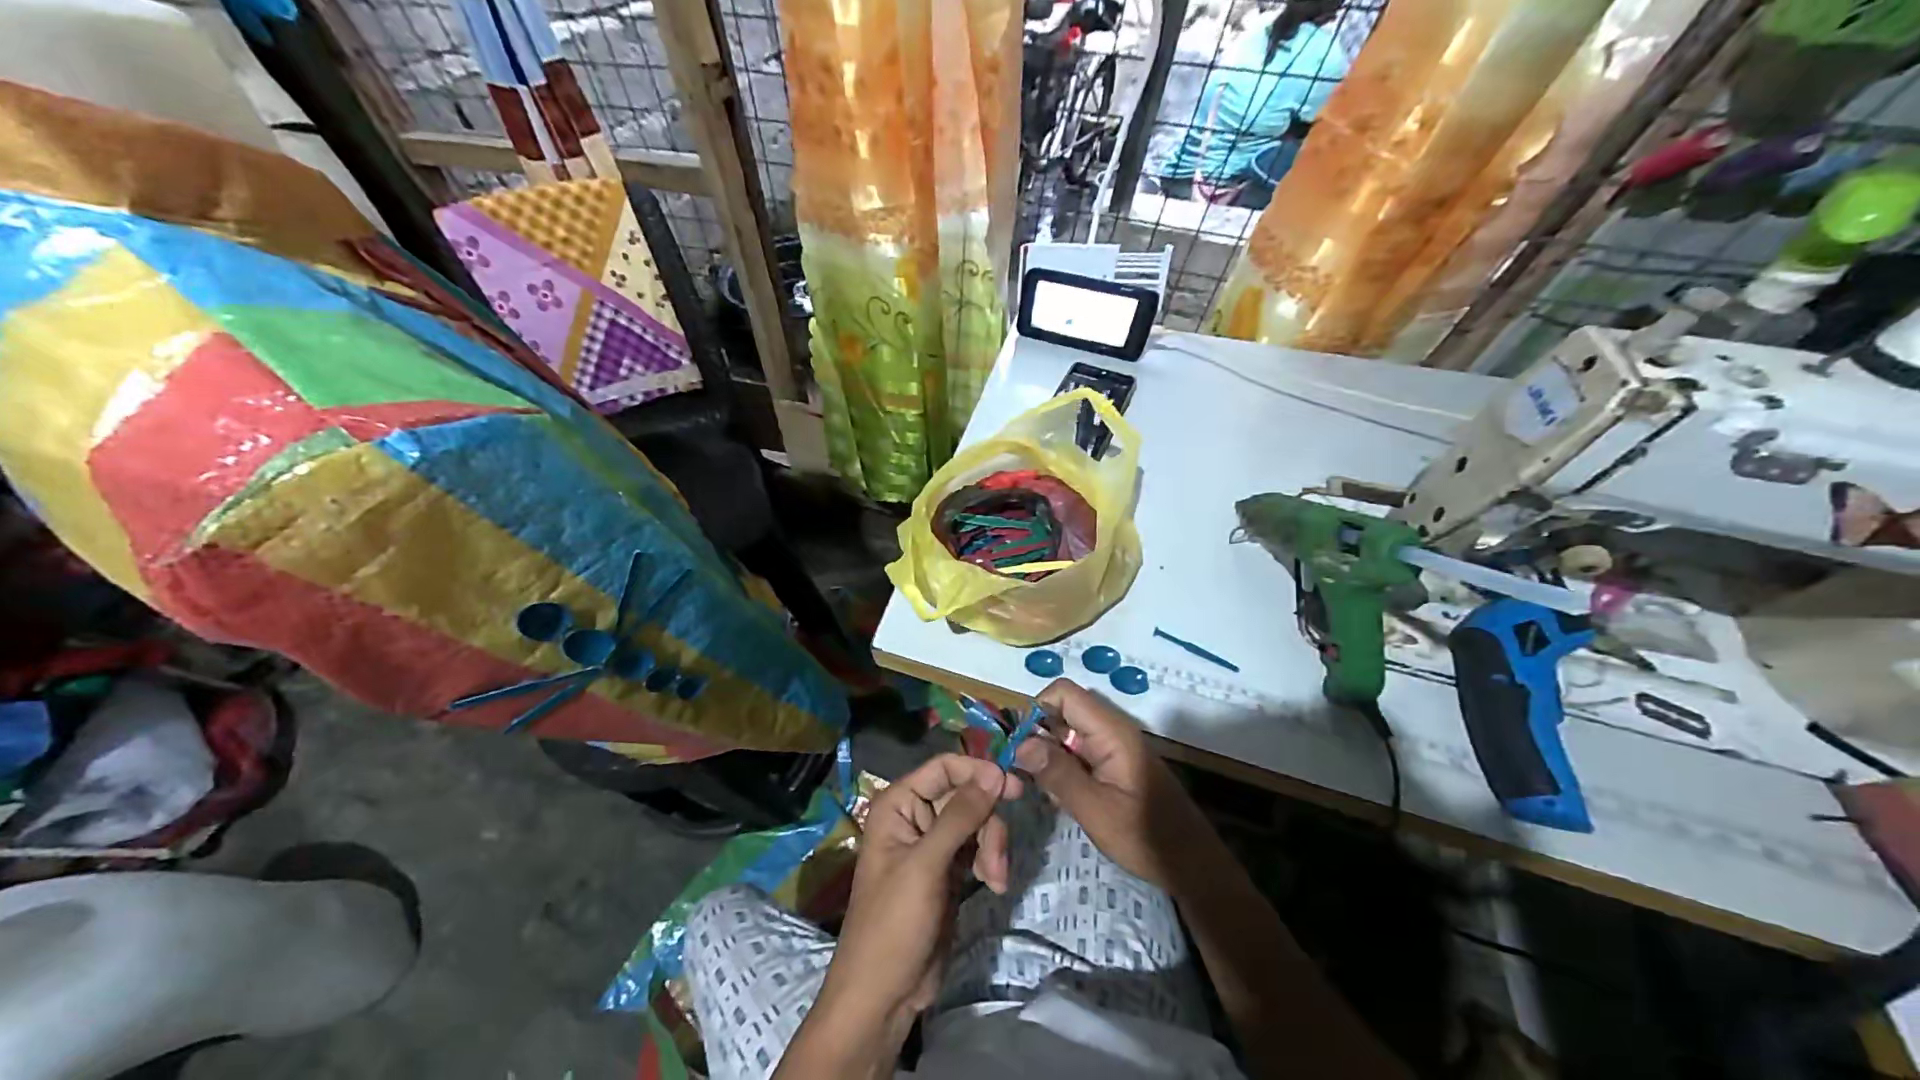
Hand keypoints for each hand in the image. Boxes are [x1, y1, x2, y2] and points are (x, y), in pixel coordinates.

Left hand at [807, 756, 1022, 1052]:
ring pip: (978, 822)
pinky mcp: (949, 869)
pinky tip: (994, 885)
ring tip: (995, 879)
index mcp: (898, 804)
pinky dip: (991, 862)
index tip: (1012, 789)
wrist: (884, 993)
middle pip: (967, 794)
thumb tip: (995, 772)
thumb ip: (960, 815)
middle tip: (999, 856)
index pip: (945, 767)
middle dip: (988, 822)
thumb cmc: (894, 923)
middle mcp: (915, 816)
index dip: (978, 771)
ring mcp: (934, 844)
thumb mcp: (926, 865)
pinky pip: (979, 848)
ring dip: (992, 847)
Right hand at [1015, 679, 1214, 889]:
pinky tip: (1061, 796)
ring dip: (1049, 753)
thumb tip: (1020, 742)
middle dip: (1038, 735)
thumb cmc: (1144, 838)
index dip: (1036, 711)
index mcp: (1112, 731)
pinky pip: (1080, 750)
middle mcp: (1113, 729)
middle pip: (1064, 710)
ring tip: (1042, 788)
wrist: (1190, 865)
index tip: (1019, 746)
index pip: (1064, 693)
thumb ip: (1057, 772)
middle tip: (1024, 772)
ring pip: (1068, 731)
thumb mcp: (1094, 809)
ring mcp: (1115, 746)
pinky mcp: (1114, 763)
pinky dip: (1063, 766)